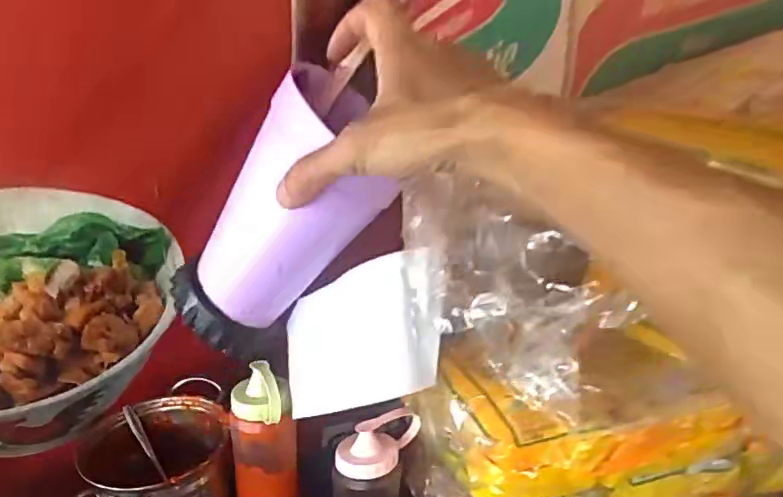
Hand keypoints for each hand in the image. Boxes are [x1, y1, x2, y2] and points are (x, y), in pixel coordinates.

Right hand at [278, 0, 514, 206]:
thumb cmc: (427, 127)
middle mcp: (435, 49)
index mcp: (401, 46)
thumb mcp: (361, 149)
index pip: (373, 11)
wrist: (499, 136)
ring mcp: (463, 72)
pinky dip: (429, 115)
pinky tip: (418, 147)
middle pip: (399, 43)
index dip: (349, 28)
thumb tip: (282, 192)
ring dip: (401, 92)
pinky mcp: (482, 99)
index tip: (333, 58)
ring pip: (425, 71)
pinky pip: (448, 98)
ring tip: (382, 130)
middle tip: (352, 102)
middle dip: (372, 67)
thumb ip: (320, 167)